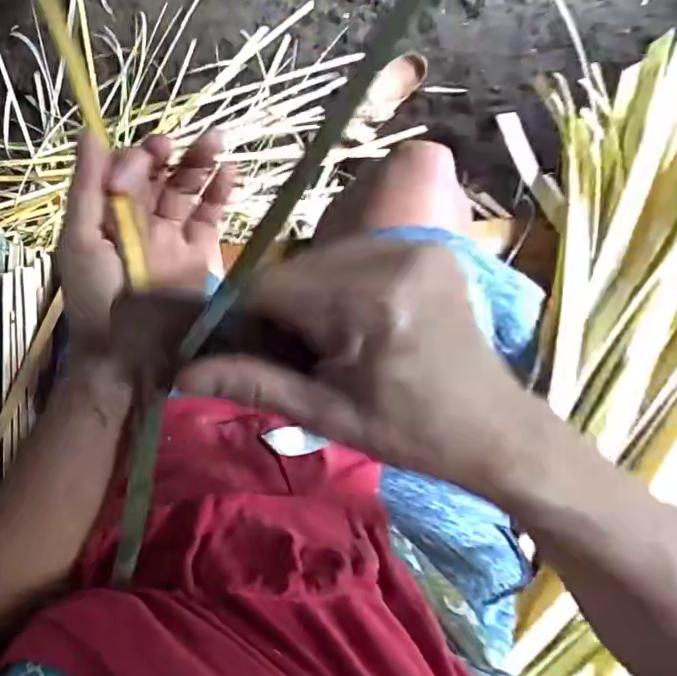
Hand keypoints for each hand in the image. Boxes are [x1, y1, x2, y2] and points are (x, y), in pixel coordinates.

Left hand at [60, 130, 236, 353]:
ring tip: (215, 141)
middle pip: (158, 175)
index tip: (144, 160)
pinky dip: (220, 192)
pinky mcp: (200, 254)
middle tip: (175, 146)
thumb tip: (90, 132)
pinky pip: (211, 215)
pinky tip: (228, 172)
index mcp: (109, 217)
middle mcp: (141, 223)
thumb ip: (87, 188)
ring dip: (199, 162)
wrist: (130, 357)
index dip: (136, 158)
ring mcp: (173, 237)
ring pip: (187, 190)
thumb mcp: (80, 241)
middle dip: (168, 154)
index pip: (126, 172)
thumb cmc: (97, 299)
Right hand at [176, 238, 553, 491]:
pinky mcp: (426, 243)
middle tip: (291, 356)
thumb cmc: (413, 432)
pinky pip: (353, 254)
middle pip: (294, 269)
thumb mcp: (328, 414)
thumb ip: (253, 383)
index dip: (241, 318)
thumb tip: (181, 375)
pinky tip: (352, 320)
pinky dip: (337, 282)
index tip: (238, 351)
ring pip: (319, 258)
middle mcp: (392, 256)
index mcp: (369, 302)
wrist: (495, 428)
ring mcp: (415, 244)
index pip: (269, 287)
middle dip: (277, 310)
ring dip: (306, 295)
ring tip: (325, 342)